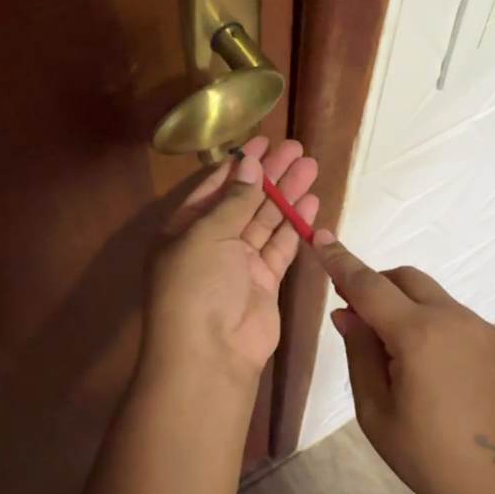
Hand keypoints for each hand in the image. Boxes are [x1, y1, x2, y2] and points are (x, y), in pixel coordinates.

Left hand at [146, 137, 318, 384]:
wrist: (209, 353)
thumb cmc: (196, 286)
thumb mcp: (206, 235)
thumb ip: (233, 201)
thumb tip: (248, 166)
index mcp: (183, 229)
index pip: (213, 188)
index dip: (239, 164)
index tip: (264, 140)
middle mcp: (209, 243)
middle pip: (244, 201)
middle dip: (270, 174)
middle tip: (298, 148)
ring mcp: (238, 264)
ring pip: (265, 220)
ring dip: (287, 194)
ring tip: (311, 165)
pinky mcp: (263, 283)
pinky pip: (280, 246)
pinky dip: (294, 224)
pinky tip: (311, 201)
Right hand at [313, 232, 494, 493]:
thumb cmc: (433, 461)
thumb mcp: (378, 415)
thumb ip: (360, 355)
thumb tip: (348, 313)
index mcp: (418, 335)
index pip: (368, 284)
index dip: (340, 261)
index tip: (320, 237)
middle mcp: (452, 318)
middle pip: (404, 278)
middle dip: (374, 284)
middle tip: (355, 315)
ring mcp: (481, 329)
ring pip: (431, 297)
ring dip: (404, 307)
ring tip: (393, 358)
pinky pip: (453, 318)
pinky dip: (429, 324)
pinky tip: (429, 372)